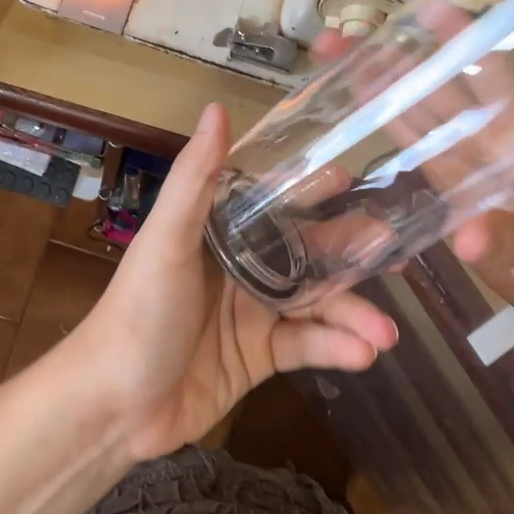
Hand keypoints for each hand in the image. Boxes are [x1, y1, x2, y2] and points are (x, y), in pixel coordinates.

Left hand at [65, 104, 398, 462]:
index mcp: (217, 230)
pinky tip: (364, 354)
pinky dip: (337, 349)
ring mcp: (252, 313)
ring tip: (385, 330)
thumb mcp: (166, 241)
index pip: (274, 200)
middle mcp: (239, 265)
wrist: (114, 405)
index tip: (359, 177)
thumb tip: (217, 109)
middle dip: (351, 252)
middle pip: (307, 252)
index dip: (313, 189)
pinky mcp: (261, 358)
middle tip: (399, 250)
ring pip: (316, 303)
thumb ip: (195, 179)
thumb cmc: (138, 311)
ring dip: (352, 312)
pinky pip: (307, 347)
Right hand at [314, 0, 513, 340]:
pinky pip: (414, 153)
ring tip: (334, 57)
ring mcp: (470, 163)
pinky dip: (385, 130)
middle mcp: (494, 138)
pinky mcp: (452, 192)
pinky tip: (354, 111)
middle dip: (394, 55)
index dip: (458, 29)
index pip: (490, 70)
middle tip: (342, 31)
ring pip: (418, 115)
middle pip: (438, 87)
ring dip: (379, 87)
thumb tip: (466, 236)